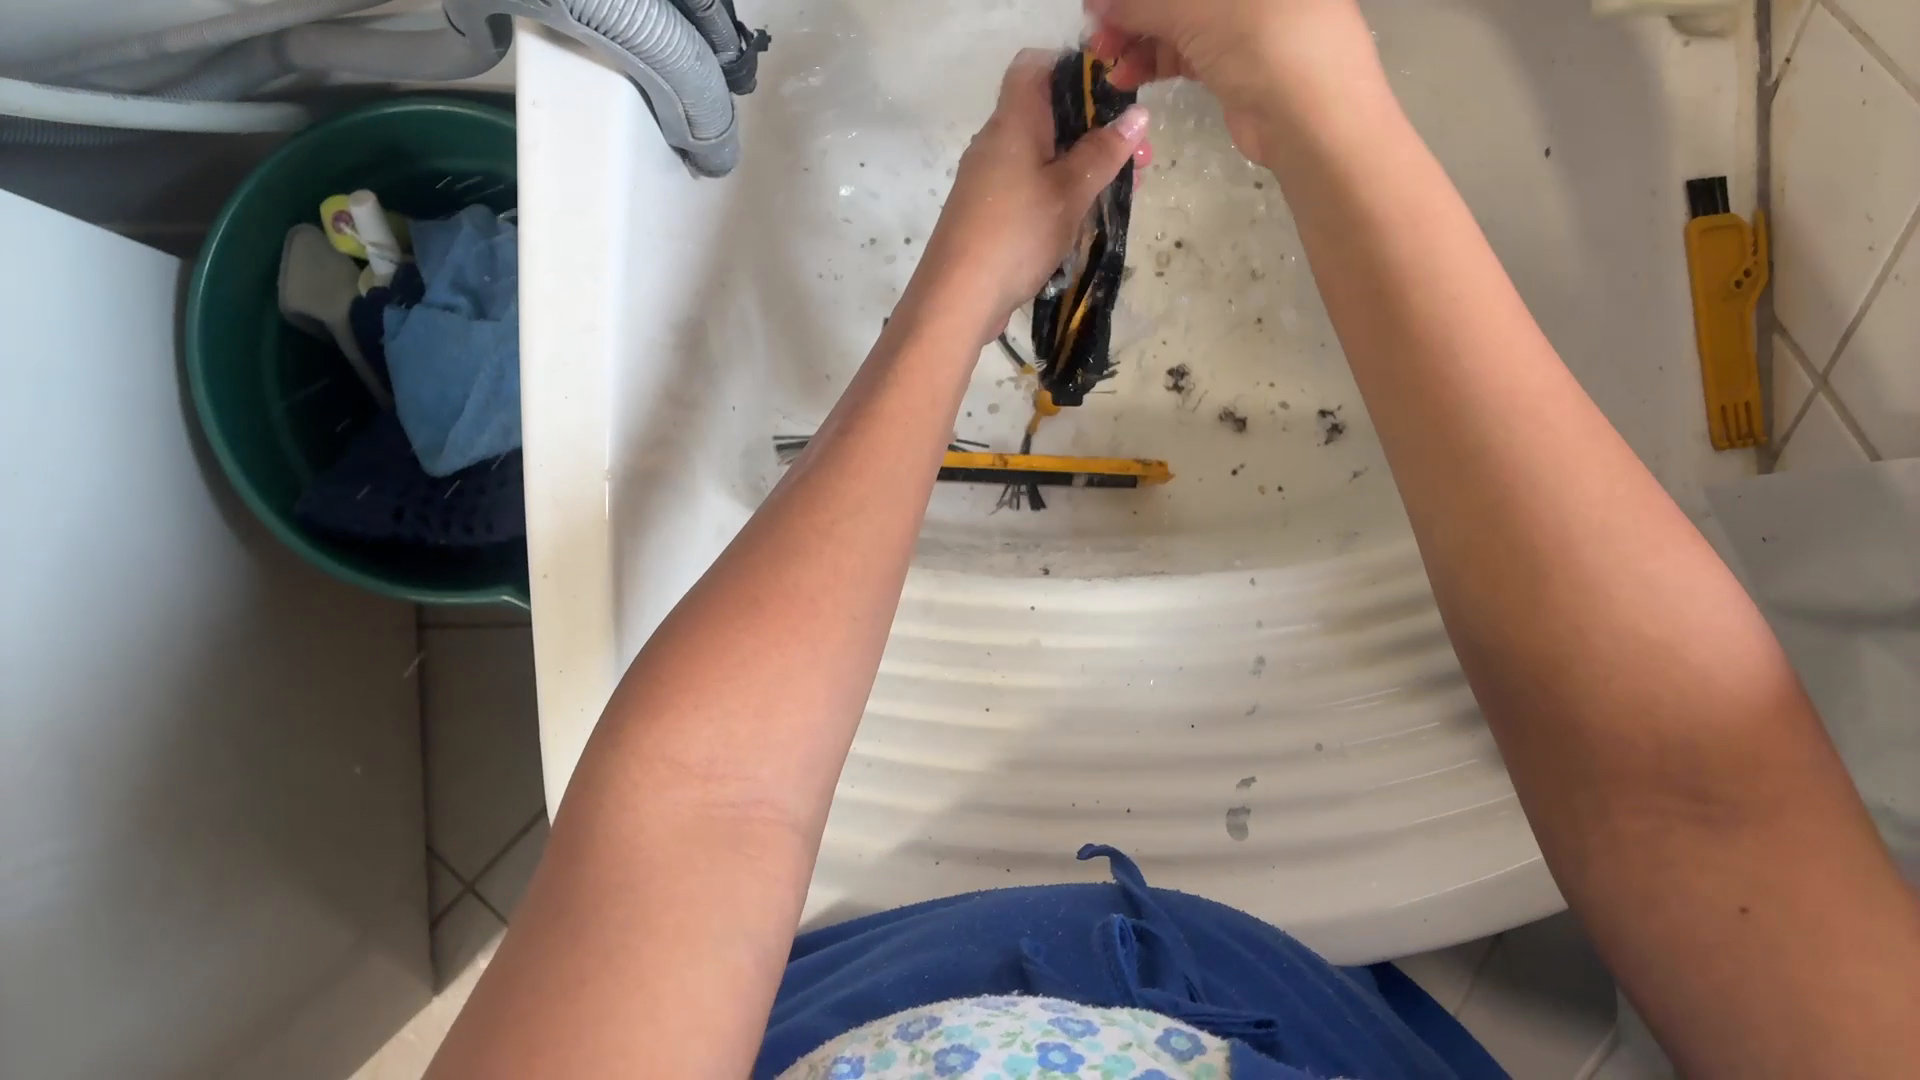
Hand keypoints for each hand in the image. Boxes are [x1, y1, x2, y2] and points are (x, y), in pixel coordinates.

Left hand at [912, 49, 1149, 345]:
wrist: (957, 299)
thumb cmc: (1016, 235)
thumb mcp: (1069, 193)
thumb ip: (1102, 153)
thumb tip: (1137, 115)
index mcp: (1012, 122)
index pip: (1034, 67)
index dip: (1074, 71)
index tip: (1113, 100)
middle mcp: (994, 143)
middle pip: (1045, 116)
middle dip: (1093, 132)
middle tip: (1136, 161)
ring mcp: (986, 182)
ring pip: (1040, 158)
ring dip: (1079, 169)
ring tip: (1119, 193)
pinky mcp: (985, 215)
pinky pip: (1028, 189)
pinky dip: (1057, 195)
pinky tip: (1081, 220)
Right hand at [1085, 0, 1383, 166]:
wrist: (1312, 117)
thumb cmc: (1264, 39)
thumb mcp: (1196, 9)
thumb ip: (1142, 2)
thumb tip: (1095, 2)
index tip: (1098, 3)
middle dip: (1133, 9)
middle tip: (1097, 34)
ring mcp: (1244, 22)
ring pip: (1178, 21)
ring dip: (1137, 38)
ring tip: (1106, 60)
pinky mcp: (1235, 62)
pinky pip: (1186, 52)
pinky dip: (1155, 62)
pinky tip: (1126, 76)